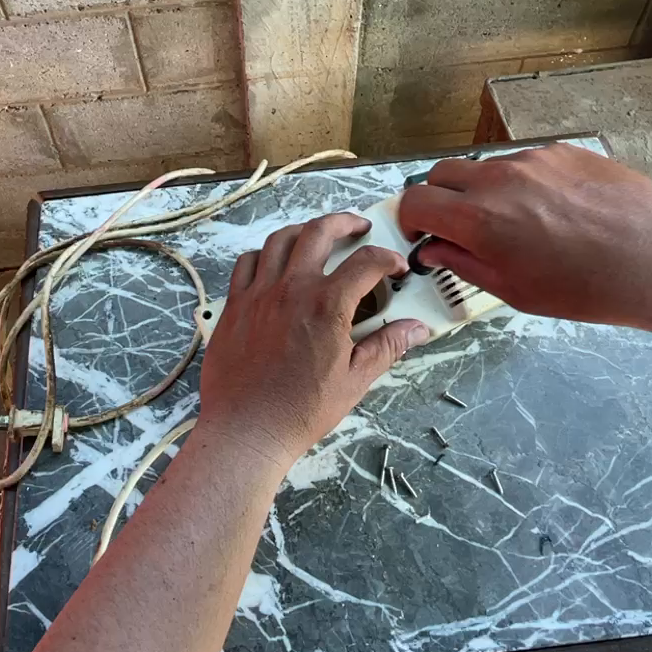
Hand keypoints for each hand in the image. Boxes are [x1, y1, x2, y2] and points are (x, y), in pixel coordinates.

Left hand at [197, 213, 428, 467]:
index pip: (366, 262)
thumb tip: (417, 329)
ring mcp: (259, 292)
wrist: (246, 429)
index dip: (387, 259)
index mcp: (326, 305)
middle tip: (359, 227)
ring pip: (281, 239)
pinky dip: (264, 253)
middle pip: (320, 232)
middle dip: (345, 222)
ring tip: (318, 236)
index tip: (395, 268)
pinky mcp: (235, 304)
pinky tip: (274, 262)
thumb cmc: (299, 411)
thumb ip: (386, 346)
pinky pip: (247, 262)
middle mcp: (291, 288)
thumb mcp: (354, 380)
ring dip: (304, 231)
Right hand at [395, 144, 651, 331]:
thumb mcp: (515, 291)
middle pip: (441, 173)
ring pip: (484, 167)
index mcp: (478, 218)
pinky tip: (555, 209)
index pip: (415, 200)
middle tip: (458, 226)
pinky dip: (522, 182)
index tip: (421, 234)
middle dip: (439, 198)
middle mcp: (497, 179)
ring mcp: (532, 159)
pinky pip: (525, 162)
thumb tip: (434, 248)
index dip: (409, 218)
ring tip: (519, 222)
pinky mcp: (562, 150)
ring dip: (482, 191)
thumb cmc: (588, 288)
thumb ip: (464, 264)